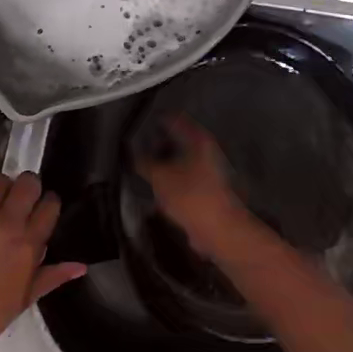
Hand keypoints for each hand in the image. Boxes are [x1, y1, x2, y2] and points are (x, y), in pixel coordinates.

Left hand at [0, 172, 85, 351]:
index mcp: (26, 245)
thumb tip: (79, 265)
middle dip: (28, 188)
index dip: (48, 204)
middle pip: (27, 182)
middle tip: (21, 202)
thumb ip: (51, 276)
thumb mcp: (21, 301)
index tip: (43, 209)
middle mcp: (4, 224)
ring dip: (0, 192)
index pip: (49, 204)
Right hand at [136, 114, 252, 256]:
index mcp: (198, 139)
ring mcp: (209, 170)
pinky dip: (170, 181)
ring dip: (162, 165)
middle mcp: (206, 150)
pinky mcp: (208, 190)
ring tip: (142, 171)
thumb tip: (131, 154)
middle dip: (155, 145)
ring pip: (179, 160)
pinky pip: (183, 178)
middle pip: (176, 139)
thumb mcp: (160, 177)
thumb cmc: (191, 197)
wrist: (221, 233)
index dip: (153, 121)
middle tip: (135, 151)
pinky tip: (155, 190)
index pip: (173, 118)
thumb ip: (143, 162)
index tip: (136, 127)